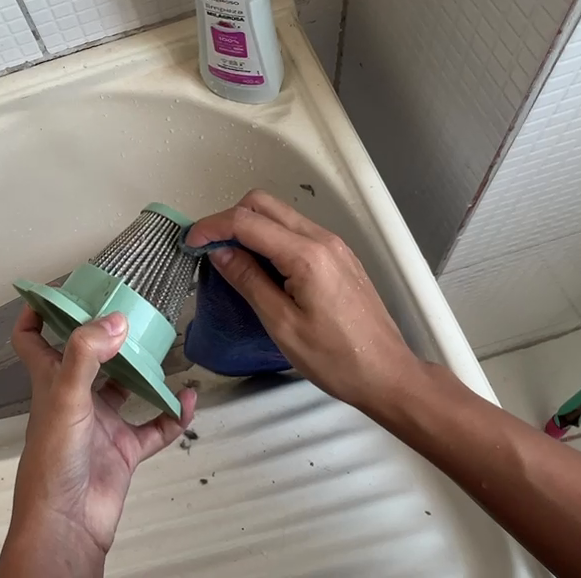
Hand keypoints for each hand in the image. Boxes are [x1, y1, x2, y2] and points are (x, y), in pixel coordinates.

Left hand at [0, 307, 196, 577]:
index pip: (33, 337)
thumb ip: (86, 355)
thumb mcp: (65, 396)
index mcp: (50, 380)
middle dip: (107, 334)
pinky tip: (184, 400)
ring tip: (164, 348)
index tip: (60, 288)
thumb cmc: (51, 465)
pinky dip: (171, 414)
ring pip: (125, 387)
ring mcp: (100, 423)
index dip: (39, 311)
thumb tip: (114, 321)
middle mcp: (74, 397)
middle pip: (88, 355)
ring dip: (144, 371)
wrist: (67, 525)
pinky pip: (153, 426)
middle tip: (131, 309)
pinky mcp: (123, 449)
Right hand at [184, 190, 419, 410]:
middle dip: (228, 218)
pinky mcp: (338, 255)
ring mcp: (333, 244)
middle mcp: (321, 239)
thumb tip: (219, 251)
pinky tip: (260, 265)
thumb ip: (248, 280)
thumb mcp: (281, 325)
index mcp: (307, 255)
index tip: (190, 242)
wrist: (389, 376)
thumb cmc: (337, 360)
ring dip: (248, 226)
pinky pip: (294, 230)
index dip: (212, 227)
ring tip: (230, 258)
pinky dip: (269, 236)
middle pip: (262, 204)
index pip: (247, 222)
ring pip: (278, 213)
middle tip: (209, 247)